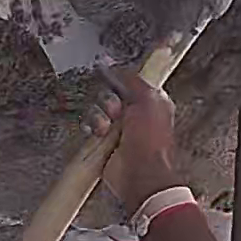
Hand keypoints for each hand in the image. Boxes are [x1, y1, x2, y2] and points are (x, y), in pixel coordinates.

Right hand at [87, 71, 182, 213]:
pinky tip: (98, 133)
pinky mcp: (104, 140)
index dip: (118, 79)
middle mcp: (133, 112)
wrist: (141, 176)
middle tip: (116, 111)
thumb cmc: (151, 139)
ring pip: (97, 107)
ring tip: (107, 128)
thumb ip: (132, 79)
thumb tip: (114, 64)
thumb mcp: (148, 100)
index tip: (111, 79)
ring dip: (99, 115)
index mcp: (149, 100)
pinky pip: (90, 122)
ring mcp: (118, 127)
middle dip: (109, 100)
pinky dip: (92, 126)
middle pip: (109, 92)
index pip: (128, 80)